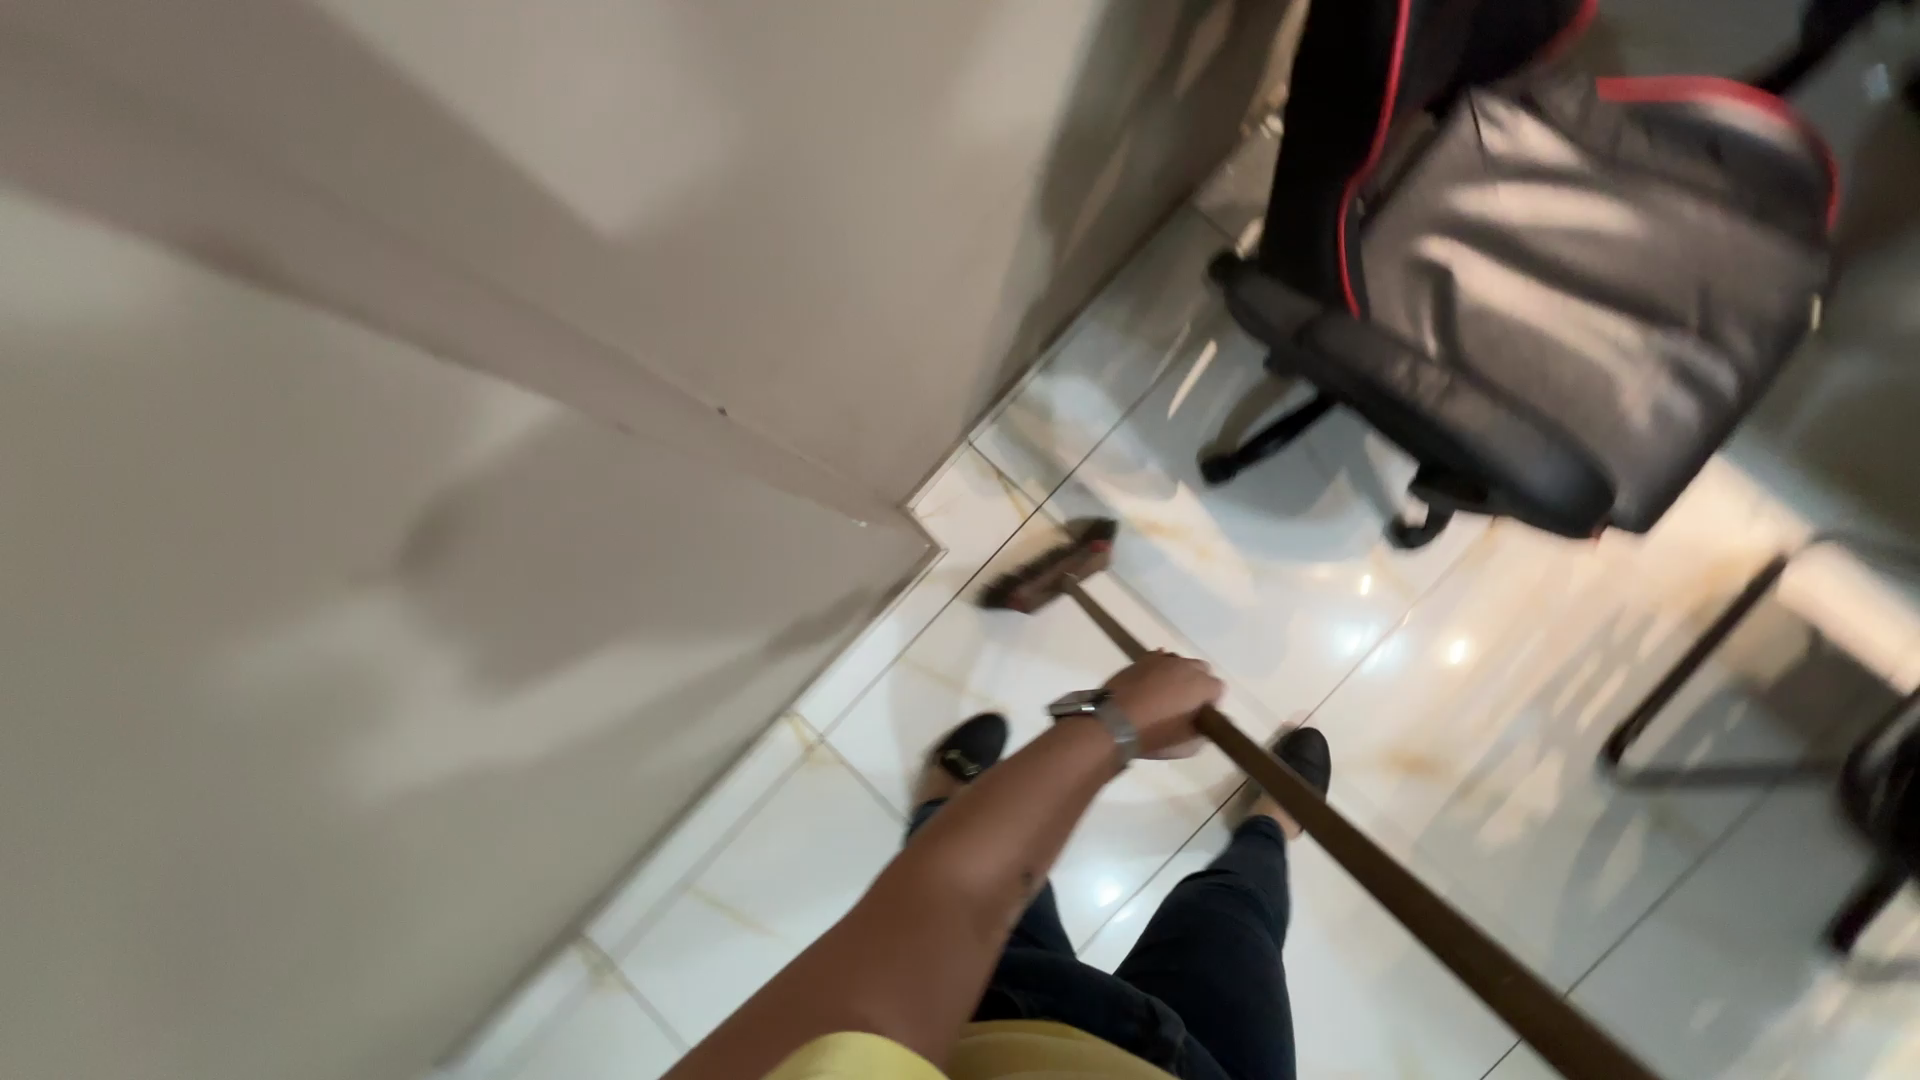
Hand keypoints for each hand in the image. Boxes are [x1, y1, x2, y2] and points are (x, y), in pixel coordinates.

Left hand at [1102, 650, 1222, 757]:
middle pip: (1201, 670)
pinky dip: (1159, 669)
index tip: (1200, 716)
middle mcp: (1184, 666)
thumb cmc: (1154, 735)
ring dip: (1178, 675)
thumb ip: (1204, 732)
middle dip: (1198, 684)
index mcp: (1201, 685)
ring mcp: (1161, 659)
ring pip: (1179, 662)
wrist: (1113, 722)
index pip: (1219, 688)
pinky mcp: (1141, 659)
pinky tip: (1150, 684)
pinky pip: (1158, 659)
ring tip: (1165, 694)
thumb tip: (1205, 724)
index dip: (1212, 703)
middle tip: (1185, 703)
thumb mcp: (1188, 746)